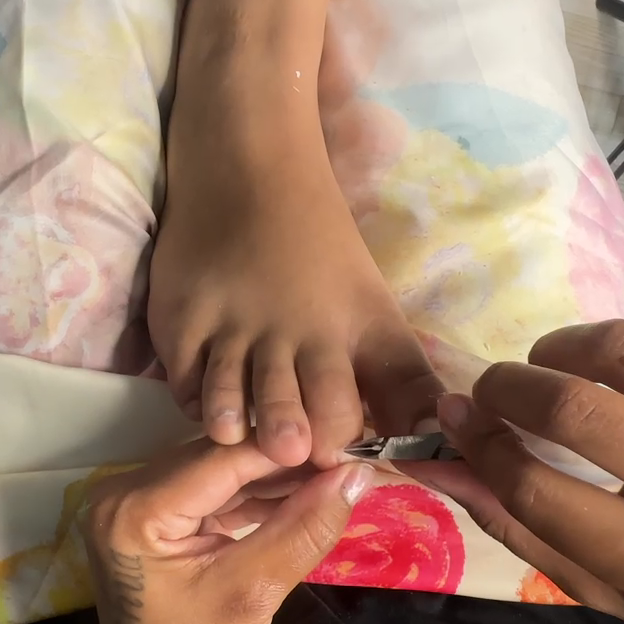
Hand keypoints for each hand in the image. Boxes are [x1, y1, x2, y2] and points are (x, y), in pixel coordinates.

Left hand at [81, 439, 372, 623]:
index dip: (288, 445)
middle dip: (286, 456)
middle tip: (347, 453)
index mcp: (133, 508)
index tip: (346, 441)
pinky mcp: (157, 513)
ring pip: (222, 470)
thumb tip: (356, 474)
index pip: (223, 458)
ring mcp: (139, 499)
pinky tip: (305, 488)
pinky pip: (215, 490)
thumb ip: (302, 529)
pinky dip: (259, 493)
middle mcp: (126, 489)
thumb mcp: (252, 596)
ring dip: (277, 473)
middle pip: (220, 456)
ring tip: (336, 468)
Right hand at [150, 38, 444, 467]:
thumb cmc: (318, 240)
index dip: (345, 443)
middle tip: (291, 450)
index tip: (336, 453)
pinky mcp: (181, 320)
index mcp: (344, 332)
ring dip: (236, 425)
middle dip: (294, 442)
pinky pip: (183, 383)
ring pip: (230, 405)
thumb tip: (443, 436)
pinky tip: (205, 401)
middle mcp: (288, 335)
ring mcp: (229, 328)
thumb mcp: (373, 304)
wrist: (248, 169)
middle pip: (291, 416)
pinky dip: (193, 401)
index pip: (350, 412)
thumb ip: (403, 377)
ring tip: (237, 433)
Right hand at [403, 304, 623, 623]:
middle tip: (494, 388)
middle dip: (507, 386)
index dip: (480, 444)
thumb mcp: (613, 592)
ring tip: (554, 365)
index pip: (538, 488)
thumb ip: (516, 523)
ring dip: (563, 347)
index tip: (459, 419)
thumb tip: (433, 458)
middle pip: (577, 409)